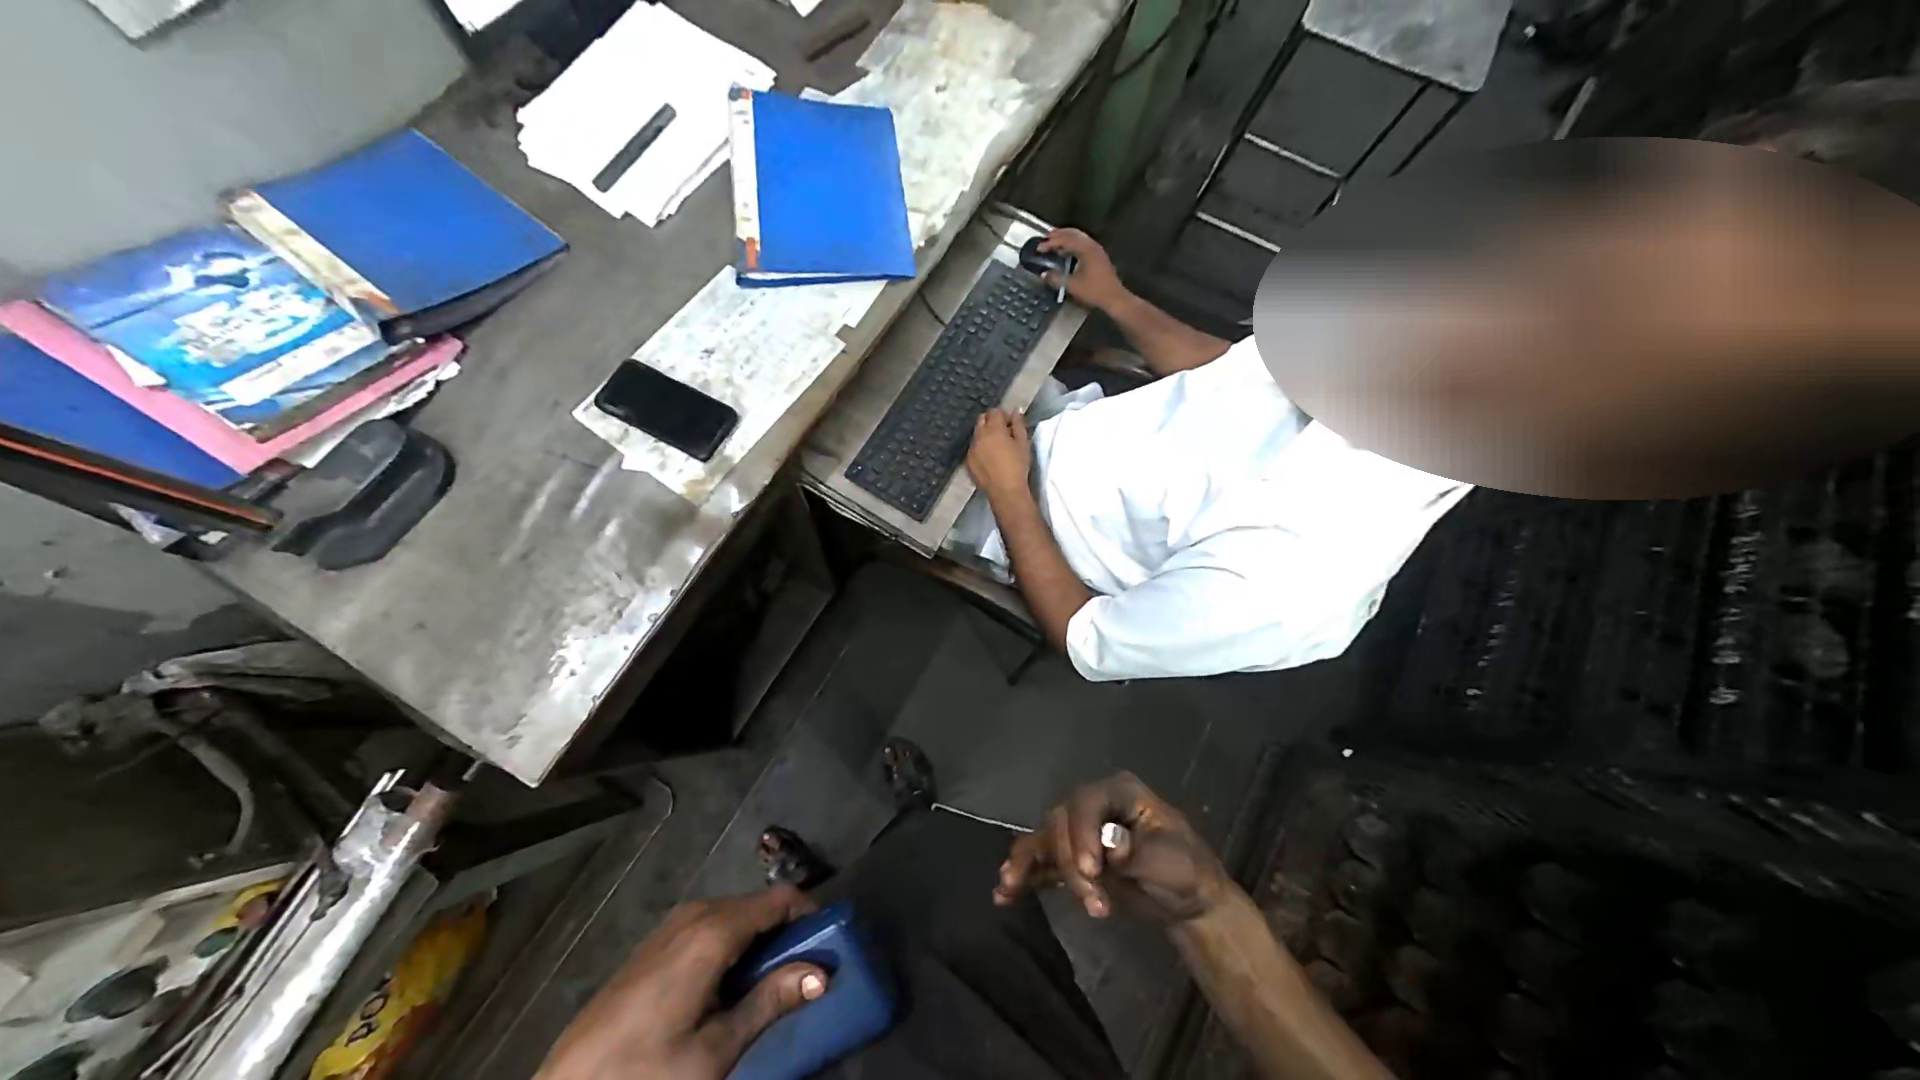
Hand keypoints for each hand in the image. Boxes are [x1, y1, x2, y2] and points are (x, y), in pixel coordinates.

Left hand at [536, 887, 828, 1079]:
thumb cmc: (644, 1074)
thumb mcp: (714, 1050)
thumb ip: (769, 1002)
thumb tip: (821, 972)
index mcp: (712, 931)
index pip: (778, 899)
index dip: (810, 914)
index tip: (830, 944)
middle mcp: (693, 915)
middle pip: (757, 905)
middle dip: (786, 931)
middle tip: (805, 972)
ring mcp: (669, 928)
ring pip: (733, 916)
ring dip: (759, 941)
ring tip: (772, 985)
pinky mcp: (654, 946)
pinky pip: (708, 928)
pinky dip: (732, 946)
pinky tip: (728, 989)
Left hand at [966, 408, 1030, 500]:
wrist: (1005, 491)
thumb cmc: (1018, 466)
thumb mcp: (1023, 443)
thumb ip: (1018, 424)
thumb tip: (1016, 411)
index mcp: (993, 429)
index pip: (994, 411)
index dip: (1003, 415)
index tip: (1011, 424)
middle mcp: (979, 436)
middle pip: (982, 419)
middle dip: (991, 421)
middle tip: (1003, 433)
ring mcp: (971, 449)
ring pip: (976, 434)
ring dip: (985, 435)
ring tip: (996, 447)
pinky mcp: (968, 461)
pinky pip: (973, 448)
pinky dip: (980, 448)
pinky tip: (989, 459)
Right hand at [994, 772, 1229, 924]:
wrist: (1188, 902)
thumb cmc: (1186, 871)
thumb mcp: (1170, 861)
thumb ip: (1137, 852)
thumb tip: (1110, 843)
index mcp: (1120, 792)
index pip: (1087, 801)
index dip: (1082, 832)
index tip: (1092, 872)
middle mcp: (1093, 805)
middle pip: (1063, 824)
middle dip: (1070, 865)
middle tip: (1095, 903)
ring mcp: (1079, 831)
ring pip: (1045, 841)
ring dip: (1031, 866)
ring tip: (1011, 888)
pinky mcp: (1070, 858)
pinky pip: (1040, 861)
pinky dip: (1023, 875)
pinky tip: (1005, 894)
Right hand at [1040, 227, 1128, 311]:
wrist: (1113, 297)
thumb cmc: (1094, 291)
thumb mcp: (1073, 286)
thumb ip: (1056, 278)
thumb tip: (1043, 274)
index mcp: (1086, 249)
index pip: (1065, 240)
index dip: (1051, 243)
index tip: (1039, 248)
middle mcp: (1092, 245)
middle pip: (1073, 233)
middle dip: (1058, 235)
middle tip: (1045, 239)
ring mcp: (1096, 249)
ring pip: (1078, 237)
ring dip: (1065, 238)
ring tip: (1053, 242)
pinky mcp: (1098, 255)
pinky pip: (1083, 243)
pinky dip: (1072, 244)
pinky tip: (1066, 252)